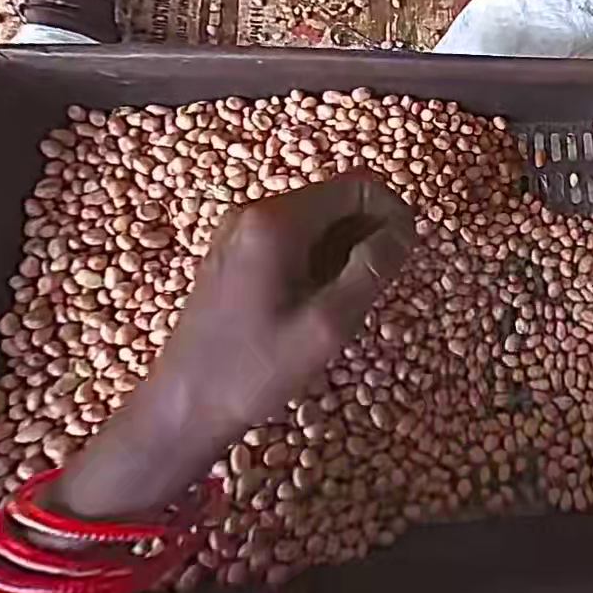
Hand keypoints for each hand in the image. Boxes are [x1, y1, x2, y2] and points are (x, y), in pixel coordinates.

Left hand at [50, 173, 413, 520]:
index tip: (409, 250)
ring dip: (348, 247)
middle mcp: (256, 212)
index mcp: (277, 220)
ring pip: (318, 219)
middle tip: (383, 282)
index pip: (356, 187)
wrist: (182, 405)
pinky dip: (322, 256)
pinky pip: (295, 237)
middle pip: (336, 199)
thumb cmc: (257, 368)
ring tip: (352, 297)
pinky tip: (323, 298)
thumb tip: (405, 229)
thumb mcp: (328, 324)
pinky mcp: (236, 251)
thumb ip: (372, 270)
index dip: (393, 211)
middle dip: (371, 231)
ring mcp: (241, 230)